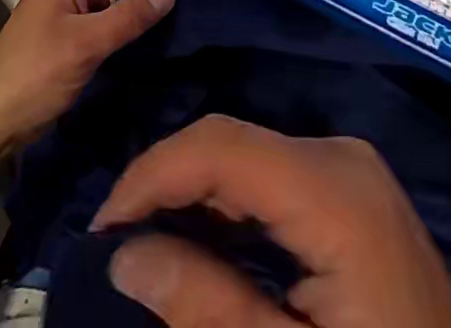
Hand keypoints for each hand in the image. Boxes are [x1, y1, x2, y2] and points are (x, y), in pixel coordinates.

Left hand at [0, 0, 181, 147]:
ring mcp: (76, 12)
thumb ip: (130, 14)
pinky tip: (166, 41)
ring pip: (122, 1)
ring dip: (151, 10)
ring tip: (193, 21)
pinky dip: (137, 30)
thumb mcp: (86, 42)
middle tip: (203, 3)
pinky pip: (115, 24)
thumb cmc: (36, 73)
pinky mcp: (80, 38)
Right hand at [93, 115, 450, 327]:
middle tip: (116, 243)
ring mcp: (348, 168)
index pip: (219, 146)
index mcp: (334, 192)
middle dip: (165, 184)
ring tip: (144, 242)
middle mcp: (340, 157)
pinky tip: (197, 239)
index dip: (151, 176)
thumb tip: (124, 255)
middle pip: (229, 144)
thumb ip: (207, 307)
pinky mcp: (348, 187)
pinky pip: (269, 173)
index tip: (102, 230)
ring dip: (190, 193)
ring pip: (244, 154)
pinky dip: (224, 202)